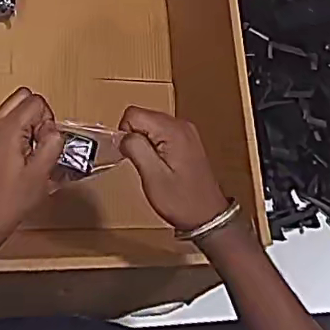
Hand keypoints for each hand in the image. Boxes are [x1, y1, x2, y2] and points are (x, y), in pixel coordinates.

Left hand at [0, 87, 64, 246]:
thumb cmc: (8, 202)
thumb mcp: (41, 173)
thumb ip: (53, 144)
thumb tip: (54, 131)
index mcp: (7, 129)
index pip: (35, 101)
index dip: (47, 120)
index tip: (45, 143)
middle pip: (22, 97)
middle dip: (37, 114)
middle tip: (41, 140)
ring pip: (12, 109)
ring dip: (27, 123)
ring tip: (31, 152)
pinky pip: (4, 125)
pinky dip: (16, 133)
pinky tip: (19, 160)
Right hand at [120, 106, 231, 232]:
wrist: (208, 216)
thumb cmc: (181, 201)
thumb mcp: (153, 177)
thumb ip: (136, 149)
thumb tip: (122, 134)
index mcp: (172, 130)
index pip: (133, 113)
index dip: (125, 133)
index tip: (132, 155)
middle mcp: (181, 124)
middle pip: (142, 116)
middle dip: (135, 138)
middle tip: (144, 164)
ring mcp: (186, 131)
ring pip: (150, 124)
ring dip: (145, 143)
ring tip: (154, 167)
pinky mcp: (187, 139)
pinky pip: (161, 133)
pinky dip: (155, 145)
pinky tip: (162, 165)